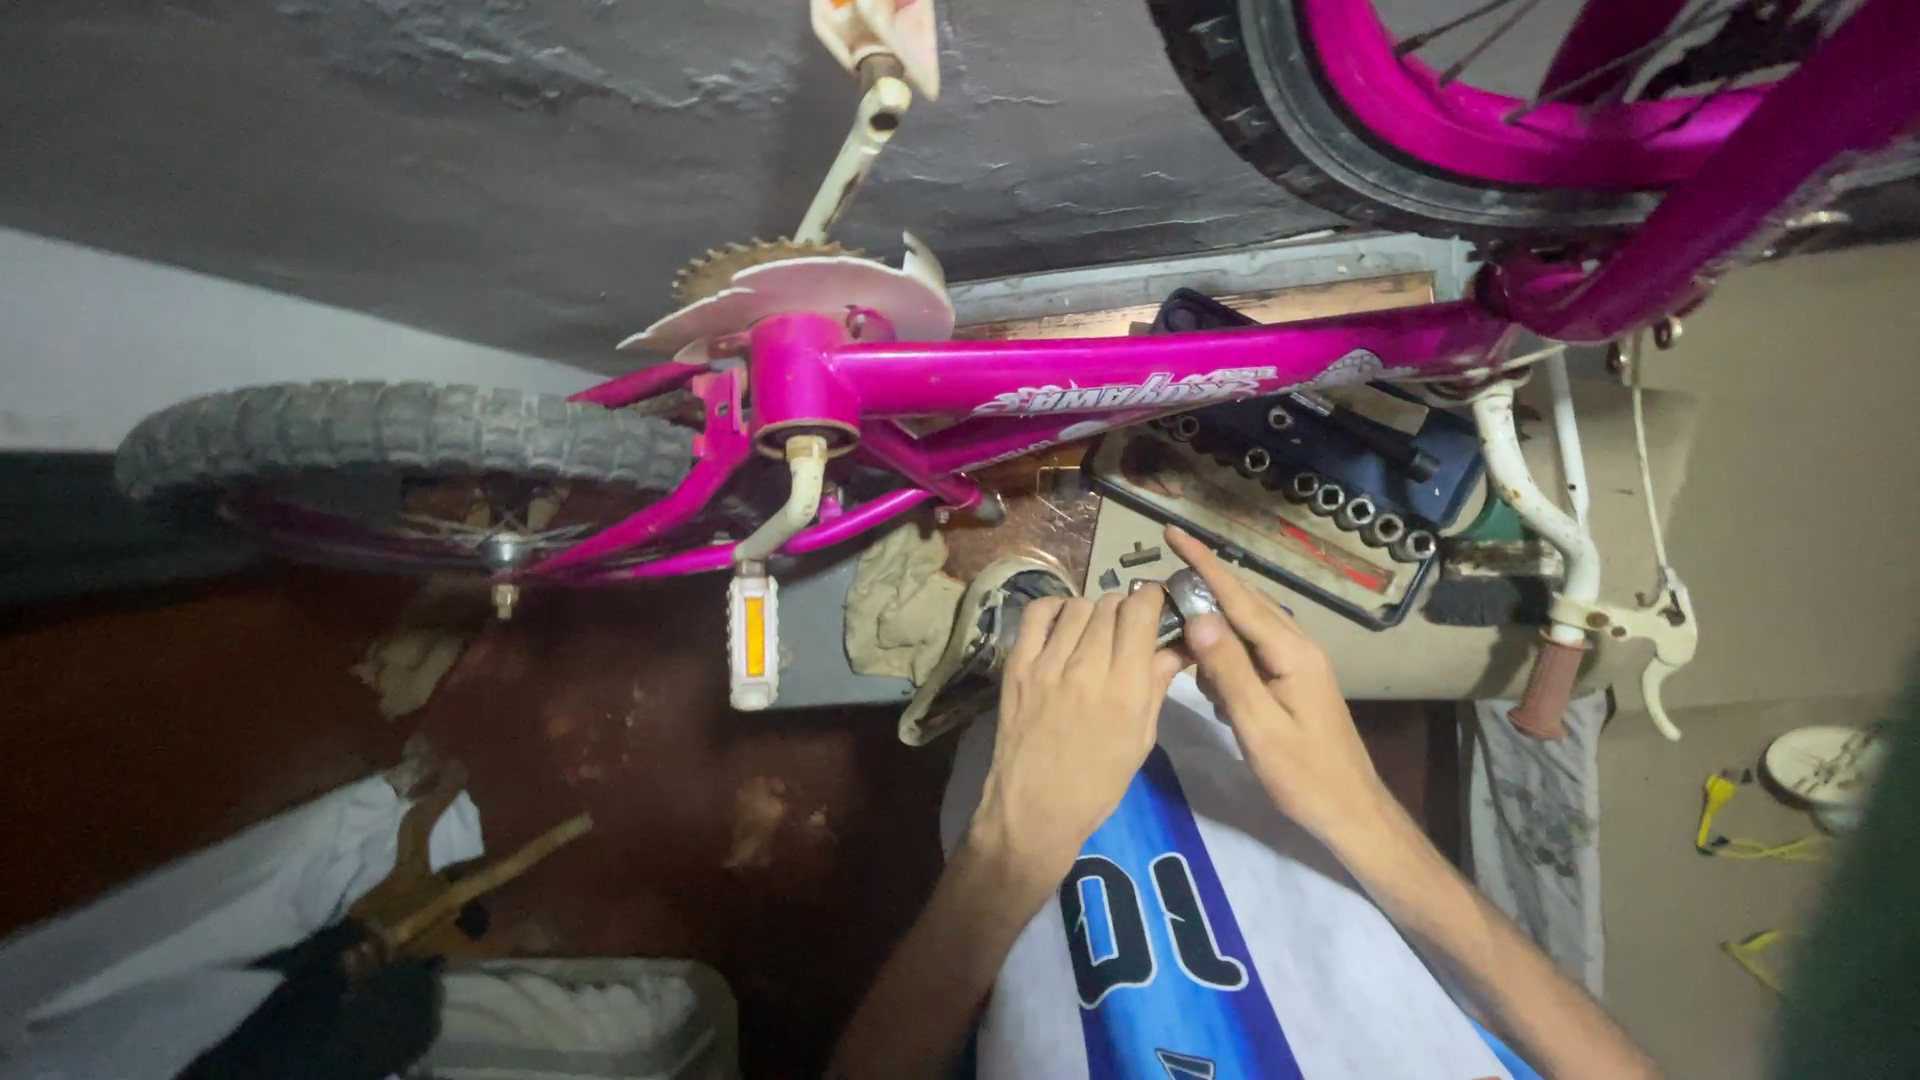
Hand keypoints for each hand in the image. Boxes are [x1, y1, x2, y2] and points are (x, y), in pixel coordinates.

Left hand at [969, 587, 1186, 880]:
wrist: (1035, 807)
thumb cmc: (1097, 782)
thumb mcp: (1141, 739)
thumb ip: (1155, 685)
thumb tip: (1174, 646)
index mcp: (1125, 688)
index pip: (1140, 613)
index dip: (1151, 599)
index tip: (1154, 604)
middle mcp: (1087, 667)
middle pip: (1110, 605)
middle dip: (1125, 608)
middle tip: (1125, 626)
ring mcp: (1048, 663)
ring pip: (1078, 606)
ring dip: (1092, 611)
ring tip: (1093, 630)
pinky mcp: (1017, 665)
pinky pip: (1036, 614)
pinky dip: (1054, 609)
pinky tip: (1062, 624)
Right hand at [1164, 527, 1399, 849]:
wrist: (1350, 812)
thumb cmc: (1304, 776)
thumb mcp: (1259, 726)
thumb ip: (1229, 670)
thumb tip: (1197, 616)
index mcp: (1291, 652)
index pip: (1238, 597)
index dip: (1203, 563)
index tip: (1172, 533)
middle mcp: (1296, 646)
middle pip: (1242, 601)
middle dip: (1202, 584)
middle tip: (1159, 583)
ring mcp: (1296, 661)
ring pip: (1245, 624)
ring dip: (1210, 625)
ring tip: (1177, 636)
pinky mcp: (1291, 678)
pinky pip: (1249, 649)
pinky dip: (1222, 653)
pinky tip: (1210, 679)